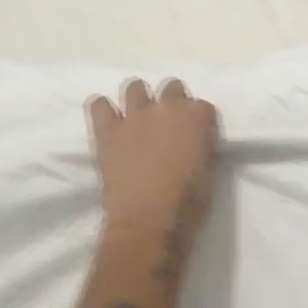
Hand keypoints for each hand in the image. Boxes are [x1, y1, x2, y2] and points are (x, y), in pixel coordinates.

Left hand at [89, 79, 219, 258]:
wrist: (148, 221)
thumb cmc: (188, 201)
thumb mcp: (208, 167)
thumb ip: (200, 144)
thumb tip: (191, 141)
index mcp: (197, 116)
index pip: (201, 104)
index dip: (196, 119)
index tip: (193, 133)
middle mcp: (167, 107)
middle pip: (171, 86)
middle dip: (170, 100)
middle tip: (166, 123)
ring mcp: (135, 116)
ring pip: (134, 87)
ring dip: (138, 98)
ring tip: (136, 116)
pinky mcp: (108, 131)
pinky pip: (99, 105)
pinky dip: (102, 108)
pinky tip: (106, 117)